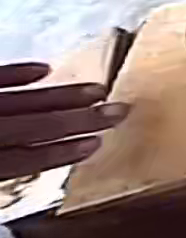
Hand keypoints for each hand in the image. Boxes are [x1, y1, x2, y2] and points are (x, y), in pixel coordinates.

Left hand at [0, 61, 127, 178]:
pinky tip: (45, 69)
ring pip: (19, 102)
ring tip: (98, 90)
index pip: (17, 161)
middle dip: (79, 119)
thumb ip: (0, 168)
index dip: (55, 155)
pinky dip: (17, 72)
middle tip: (121, 111)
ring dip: (62, 96)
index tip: (94, 146)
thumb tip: (31, 168)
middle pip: (32, 126)